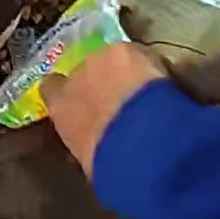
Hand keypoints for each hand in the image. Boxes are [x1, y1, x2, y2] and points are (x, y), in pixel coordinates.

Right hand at [38, 42, 167, 175]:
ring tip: (149, 90)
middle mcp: (72, 78)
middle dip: (100, 84)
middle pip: (82, 73)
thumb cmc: (112, 167)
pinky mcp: (124, 51)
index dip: (68, 93)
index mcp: (59, 107)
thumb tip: (92, 150)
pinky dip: (150, 65)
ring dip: (124, 74)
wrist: (143, 149)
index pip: (52, 89)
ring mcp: (97, 61)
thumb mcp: (91, 163)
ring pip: (109, 62)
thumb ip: (86, 146)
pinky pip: (136, 54)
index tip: (87, 104)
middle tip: (124, 101)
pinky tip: (168, 81)